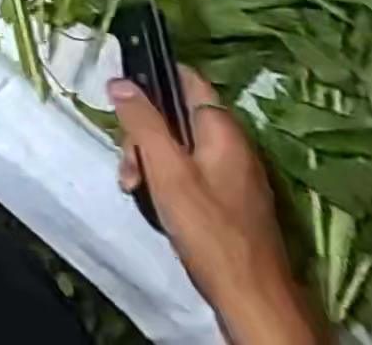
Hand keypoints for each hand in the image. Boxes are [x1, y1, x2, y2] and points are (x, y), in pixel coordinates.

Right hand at [111, 67, 323, 344]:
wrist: (250, 296)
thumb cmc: (207, 225)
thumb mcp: (165, 167)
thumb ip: (142, 120)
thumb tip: (120, 80)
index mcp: (223, 131)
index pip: (188, 80)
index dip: (154, 74)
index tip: (122, 84)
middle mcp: (231, 145)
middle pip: (174, 116)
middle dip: (141, 131)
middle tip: (126, 158)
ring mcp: (231, 173)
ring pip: (175, 144)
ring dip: (147, 157)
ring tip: (133, 184)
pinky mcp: (226, 198)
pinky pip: (186, 169)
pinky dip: (162, 176)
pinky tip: (150, 197)